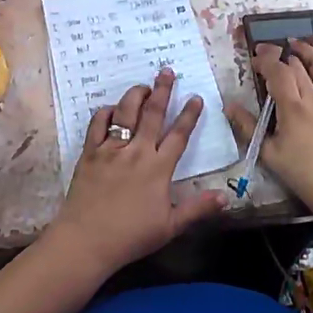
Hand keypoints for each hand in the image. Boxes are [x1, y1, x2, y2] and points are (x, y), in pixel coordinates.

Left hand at [51, 68, 224, 272]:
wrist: (86, 240)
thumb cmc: (131, 236)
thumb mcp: (170, 226)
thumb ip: (198, 208)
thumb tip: (226, 197)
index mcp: (158, 168)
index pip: (179, 135)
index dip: (189, 115)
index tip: (196, 98)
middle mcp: (137, 152)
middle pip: (152, 114)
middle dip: (162, 90)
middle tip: (167, 71)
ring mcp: (111, 149)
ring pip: (126, 112)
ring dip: (136, 96)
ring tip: (143, 86)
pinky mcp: (90, 153)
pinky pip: (98, 124)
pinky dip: (106, 112)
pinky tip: (112, 108)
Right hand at [227, 42, 312, 210]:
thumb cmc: (300, 172)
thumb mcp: (268, 152)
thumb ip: (247, 126)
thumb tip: (228, 106)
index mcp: (292, 107)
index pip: (277, 72)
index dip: (264, 61)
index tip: (254, 60)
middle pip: (296, 66)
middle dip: (279, 54)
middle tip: (266, 52)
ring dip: (307, 51)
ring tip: (295, 44)